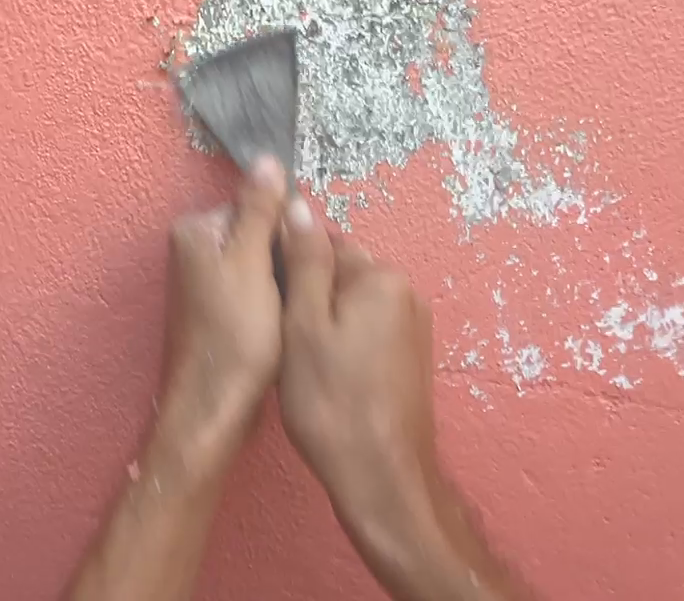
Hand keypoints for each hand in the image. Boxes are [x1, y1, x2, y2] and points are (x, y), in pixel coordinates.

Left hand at [157, 157, 287, 458]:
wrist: (215, 409)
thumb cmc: (235, 335)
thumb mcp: (253, 264)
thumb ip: (260, 210)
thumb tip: (268, 158)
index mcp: (196, 230)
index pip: (255, 205)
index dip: (286, 230)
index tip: (304, 260)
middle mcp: (195, 249)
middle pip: (259, 233)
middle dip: (286, 256)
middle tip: (302, 287)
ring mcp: (206, 280)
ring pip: (264, 263)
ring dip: (285, 279)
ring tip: (297, 305)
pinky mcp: (220, 307)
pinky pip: (257, 288)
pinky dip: (275, 299)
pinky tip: (287, 320)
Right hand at [278, 200, 529, 600]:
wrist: (382, 480)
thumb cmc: (331, 400)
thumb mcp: (302, 323)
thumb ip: (303, 261)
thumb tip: (298, 204)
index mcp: (380, 276)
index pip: (322, 243)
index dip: (288, 268)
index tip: (271, 301)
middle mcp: (404, 292)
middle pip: (338, 271)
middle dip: (308, 294)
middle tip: (285, 336)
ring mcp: (412, 326)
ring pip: (349, 302)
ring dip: (323, 319)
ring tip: (304, 360)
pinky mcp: (410, 355)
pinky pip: (365, 327)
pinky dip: (343, 341)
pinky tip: (327, 373)